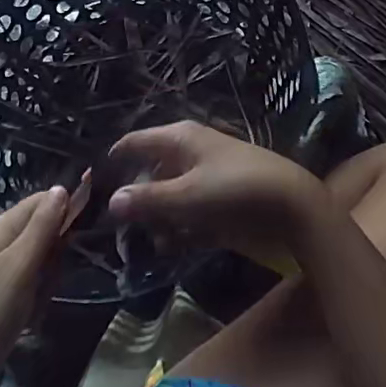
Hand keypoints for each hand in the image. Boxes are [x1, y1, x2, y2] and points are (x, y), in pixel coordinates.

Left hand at [0, 186, 67, 386]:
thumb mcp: (19, 266)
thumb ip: (43, 226)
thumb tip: (62, 186)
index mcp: (2, 226)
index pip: (45, 199)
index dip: (68, 209)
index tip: (87, 229)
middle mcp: (2, 242)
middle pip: (47, 231)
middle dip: (59, 254)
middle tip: (50, 278)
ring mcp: (2, 272)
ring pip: (45, 262)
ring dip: (50, 282)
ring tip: (38, 303)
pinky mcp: (4, 298)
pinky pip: (35, 287)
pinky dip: (39, 302)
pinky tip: (32, 319)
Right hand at [104, 122, 324, 259]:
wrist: (293, 205)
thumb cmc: (234, 190)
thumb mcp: (185, 197)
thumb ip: (146, 200)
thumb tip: (111, 201)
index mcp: (179, 139)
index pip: (135, 142)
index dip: (114, 161)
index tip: (92, 186)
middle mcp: (190, 152)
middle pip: (150, 172)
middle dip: (137, 201)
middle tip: (120, 229)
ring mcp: (206, 176)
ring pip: (170, 196)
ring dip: (159, 220)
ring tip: (151, 243)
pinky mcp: (221, 200)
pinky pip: (190, 212)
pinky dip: (180, 228)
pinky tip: (174, 246)